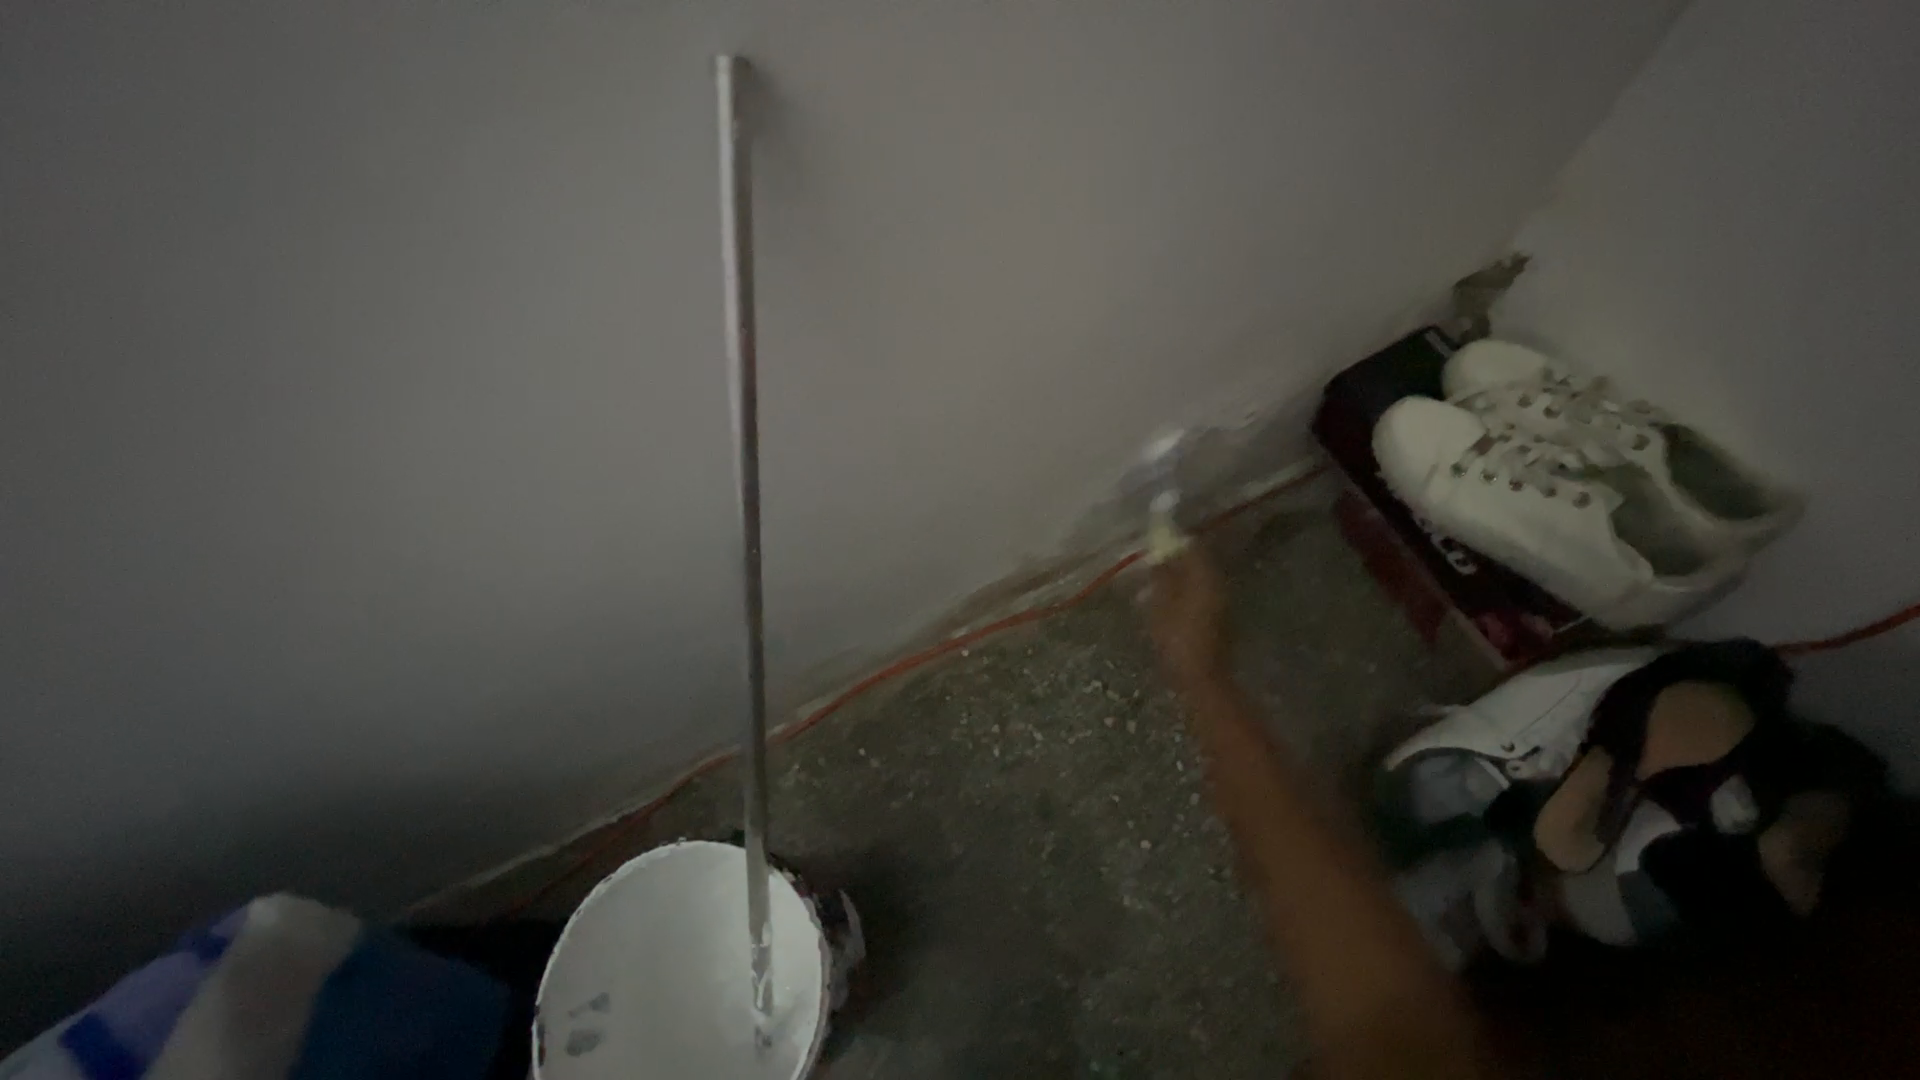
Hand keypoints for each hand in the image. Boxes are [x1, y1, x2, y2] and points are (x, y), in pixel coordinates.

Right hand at [1148, 545, 1230, 690]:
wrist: (1202, 679)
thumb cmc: (1178, 640)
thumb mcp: (1160, 606)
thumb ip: (1161, 579)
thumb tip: (1159, 558)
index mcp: (1205, 579)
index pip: (1193, 548)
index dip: (1174, 542)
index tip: (1157, 541)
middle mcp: (1219, 586)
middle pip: (1198, 563)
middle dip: (1177, 560)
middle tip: (1154, 563)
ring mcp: (1222, 604)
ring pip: (1200, 580)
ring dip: (1181, 578)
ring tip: (1157, 583)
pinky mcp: (1219, 620)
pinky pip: (1201, 596)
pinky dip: (1185, 594)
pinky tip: (1168, 602)